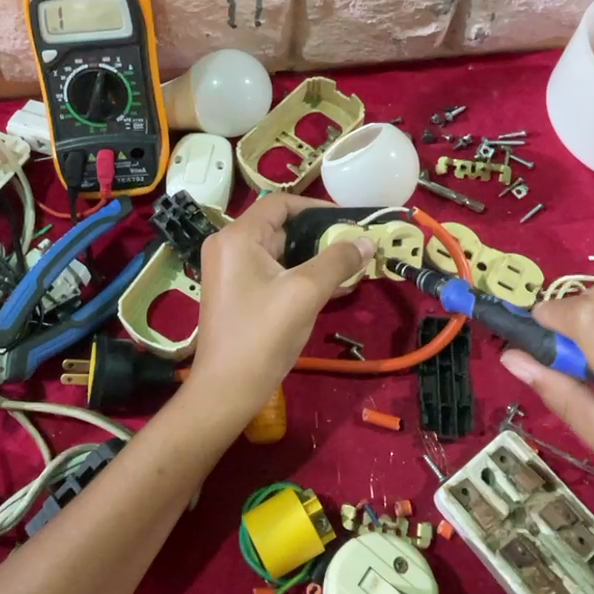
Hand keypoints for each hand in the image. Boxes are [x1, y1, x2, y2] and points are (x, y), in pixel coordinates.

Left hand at [188, 194, 374, 424]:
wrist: (226, 389)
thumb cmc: (262, 335)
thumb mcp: (305, 293)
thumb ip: (337, 261)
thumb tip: (367, 242)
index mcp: (237, 237)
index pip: (280, 204)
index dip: (317, 208)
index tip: (349, 220)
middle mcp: (228, 246)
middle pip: (280, 227)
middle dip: (319, 235)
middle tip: (355, 245)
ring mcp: (230, 271)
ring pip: (279, 251)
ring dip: (313, 257)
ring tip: (350, 266)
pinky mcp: (237, 292)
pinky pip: (272, 271)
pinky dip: (299, 274)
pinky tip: (331, 286)